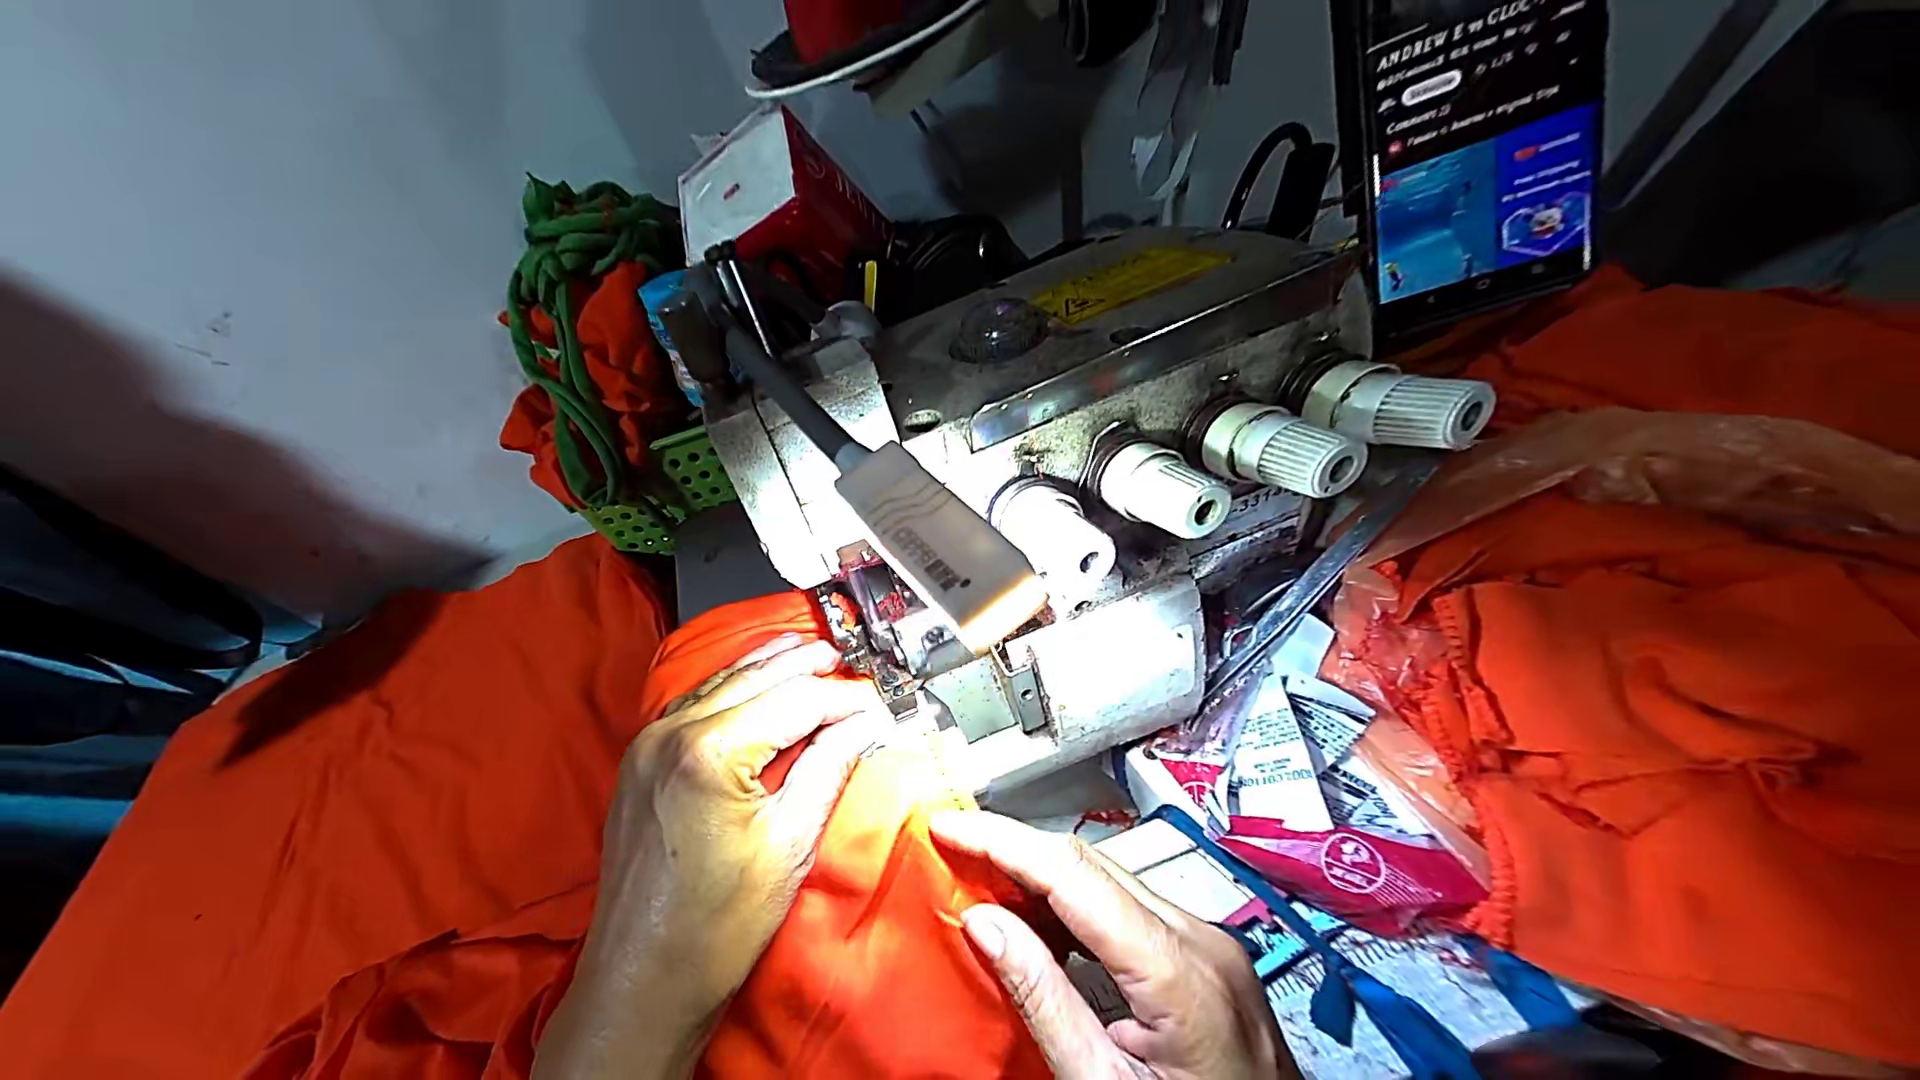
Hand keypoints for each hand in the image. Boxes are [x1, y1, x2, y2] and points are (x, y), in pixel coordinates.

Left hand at [535, 637, 891, 1079]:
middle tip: (855, 668)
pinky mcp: (641, 756)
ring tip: (819, 658)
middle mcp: (671, 732)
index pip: (799, 699)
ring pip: (726, 680)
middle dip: (813, 669)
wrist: (639, 984)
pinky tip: (763, 680)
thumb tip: (866, 724)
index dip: (847, 697)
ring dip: (775, 667)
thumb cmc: (717, 927)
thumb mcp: (791, 843)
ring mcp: (649, 741)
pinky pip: (699, 700)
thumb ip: (830, 767)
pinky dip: (739, 685)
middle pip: (761, 677)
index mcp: (710, 753)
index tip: (880, 706)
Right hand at [930, 811, 1297, 1079]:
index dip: (1003, 841)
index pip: (1074, 874)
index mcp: (1183, 977)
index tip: (954, 827)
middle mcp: (1202, 940)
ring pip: (1106, 877)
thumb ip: (1043, 1001)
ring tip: (984, 879)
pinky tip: (1038, 915)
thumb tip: (985, 924)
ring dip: (1041, 873)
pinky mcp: (1202, 951)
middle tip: (957, 848)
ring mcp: (1208, 941)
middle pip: (1090, 864)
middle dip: (1015, 848)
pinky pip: (1126, 905)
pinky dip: (1074, 902)